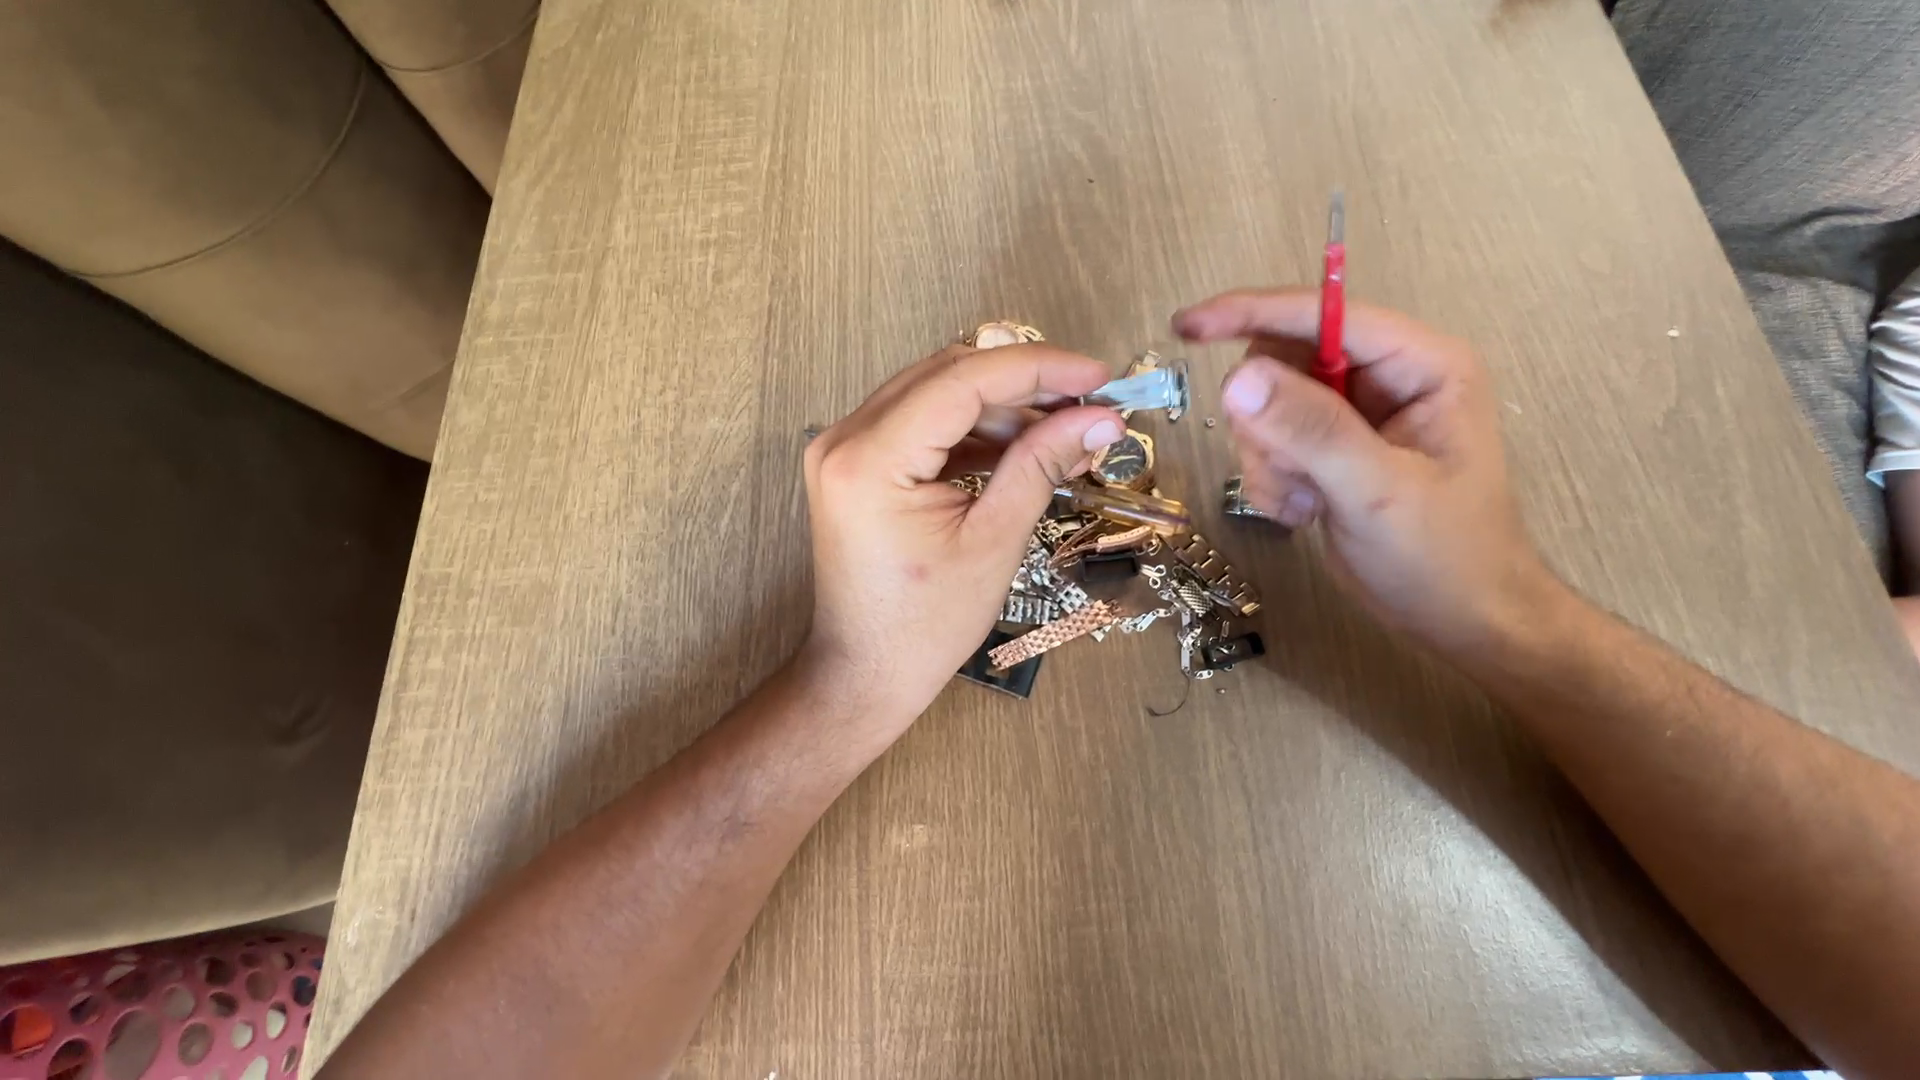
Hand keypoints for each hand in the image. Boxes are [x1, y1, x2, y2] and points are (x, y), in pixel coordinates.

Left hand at [801, 340, 1123, 727]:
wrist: (866, 673)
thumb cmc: (926, 626)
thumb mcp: (994, 541)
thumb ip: (1041, 465)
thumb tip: (1100, 418)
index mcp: (870, 458)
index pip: (961, 379)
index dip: (1036, 367)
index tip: (1096, 374)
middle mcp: (845, 438)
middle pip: (946, 375)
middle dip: (1023, 381)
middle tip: (1087, 399)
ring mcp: (844, 448)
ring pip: (935, 394)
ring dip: (1001, 406)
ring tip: (1065, 428)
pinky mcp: (856, 463)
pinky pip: (921, 425)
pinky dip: (972, 431)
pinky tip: (1023, 445)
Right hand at [1175, 287, 1556, 656]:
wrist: (1458, 619)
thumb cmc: (1443, 555)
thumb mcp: (1377, 490)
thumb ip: (1311, 430)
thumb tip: (1236, 378)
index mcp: (1420, 364)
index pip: (1325, 315)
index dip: (1252, 314)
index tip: (1187, 328)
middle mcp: (1383, 378)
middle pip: (1283, 360)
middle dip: (1267, 420)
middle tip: (1285, 471)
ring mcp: (1352, 415)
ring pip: (1265, 406)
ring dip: (1268, 459)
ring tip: (1304, 501)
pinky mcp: (1328, 449)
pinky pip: (1267, 442)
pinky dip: (1270, 480)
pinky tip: (1302, 512)